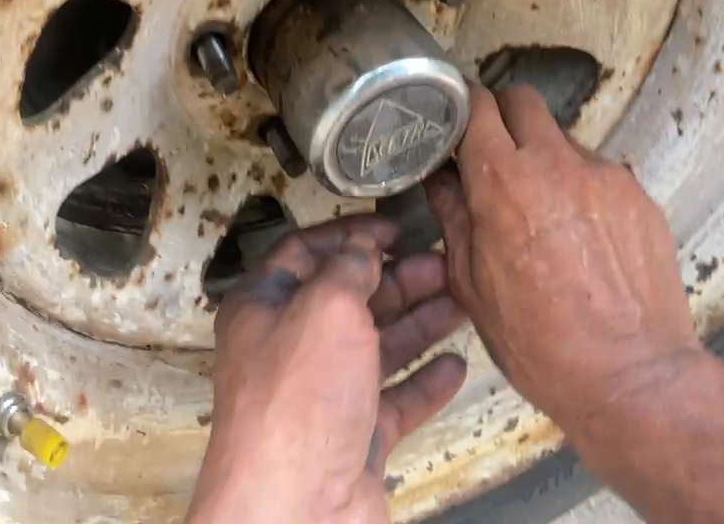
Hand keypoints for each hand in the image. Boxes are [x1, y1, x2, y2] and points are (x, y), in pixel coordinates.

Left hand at [188, 216, 468, 523]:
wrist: (297, 507)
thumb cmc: (302, 393)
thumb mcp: (327, 306)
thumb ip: (349, 266)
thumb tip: (362, 247)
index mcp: (265, 305)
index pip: (306, 251)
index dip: (349, 233)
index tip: (393, 227)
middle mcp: (290, 344)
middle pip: (349, 298)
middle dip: (396, 278)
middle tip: (441, 263)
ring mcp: (323, 393)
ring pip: (376, 345)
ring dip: (418, 322)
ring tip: (458, 301)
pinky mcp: (354, 435)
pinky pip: (394, 398)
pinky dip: (424, 381)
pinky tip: (455, 365)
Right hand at [424, 86, 702, 434]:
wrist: (633, 378)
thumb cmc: (538, 340)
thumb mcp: (471, 284)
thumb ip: (453, 217)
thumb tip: (439, 179)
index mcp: (502, 180)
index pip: (478, 104)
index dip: (462, 104)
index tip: (456, 120)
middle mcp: (554, 163)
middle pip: (522, 98)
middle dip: (503, 114)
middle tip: (496, 152)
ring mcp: (602, 175)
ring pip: (561, 137)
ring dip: (544, 157)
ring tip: (544, 211)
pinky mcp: (638, 195)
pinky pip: (597, 172)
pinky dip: (580, 188)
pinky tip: (582, 235)